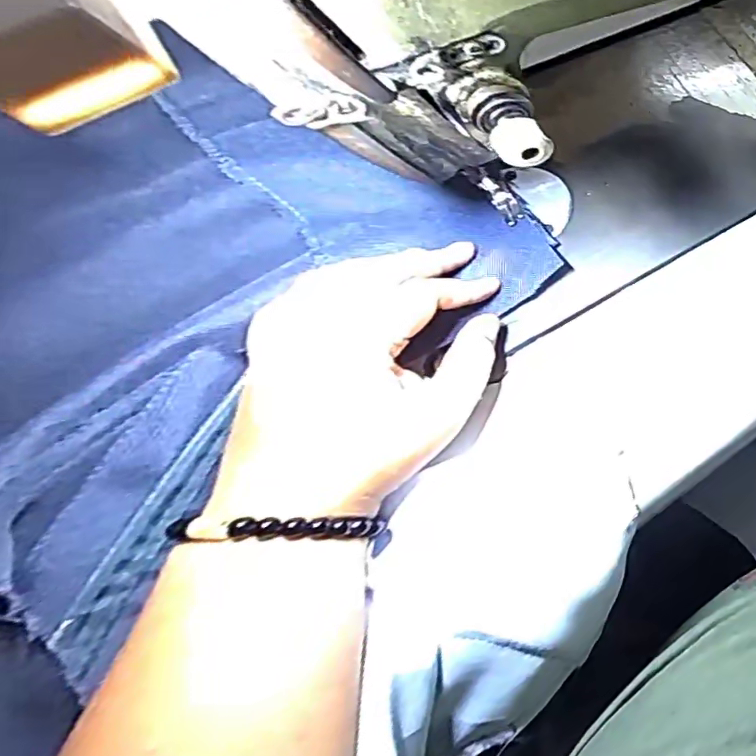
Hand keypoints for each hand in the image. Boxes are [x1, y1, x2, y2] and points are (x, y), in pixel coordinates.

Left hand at [203, 243, 502, 521]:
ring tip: (414, 259)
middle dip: (423, 260)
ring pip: (333, 278)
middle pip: (373, 275)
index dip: (460, 287)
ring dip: (379, 264)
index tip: (490, 287)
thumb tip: (486, 324)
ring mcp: (281, 336)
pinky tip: (348, 281)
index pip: (416, 295)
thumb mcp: (441, 415)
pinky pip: (297, 296)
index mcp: (354, 340)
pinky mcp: (265, 350)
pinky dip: (331, 280)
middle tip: (460, 252)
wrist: (290, 502)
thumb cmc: (370, 460)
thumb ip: (472, 362)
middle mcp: (310, 327)